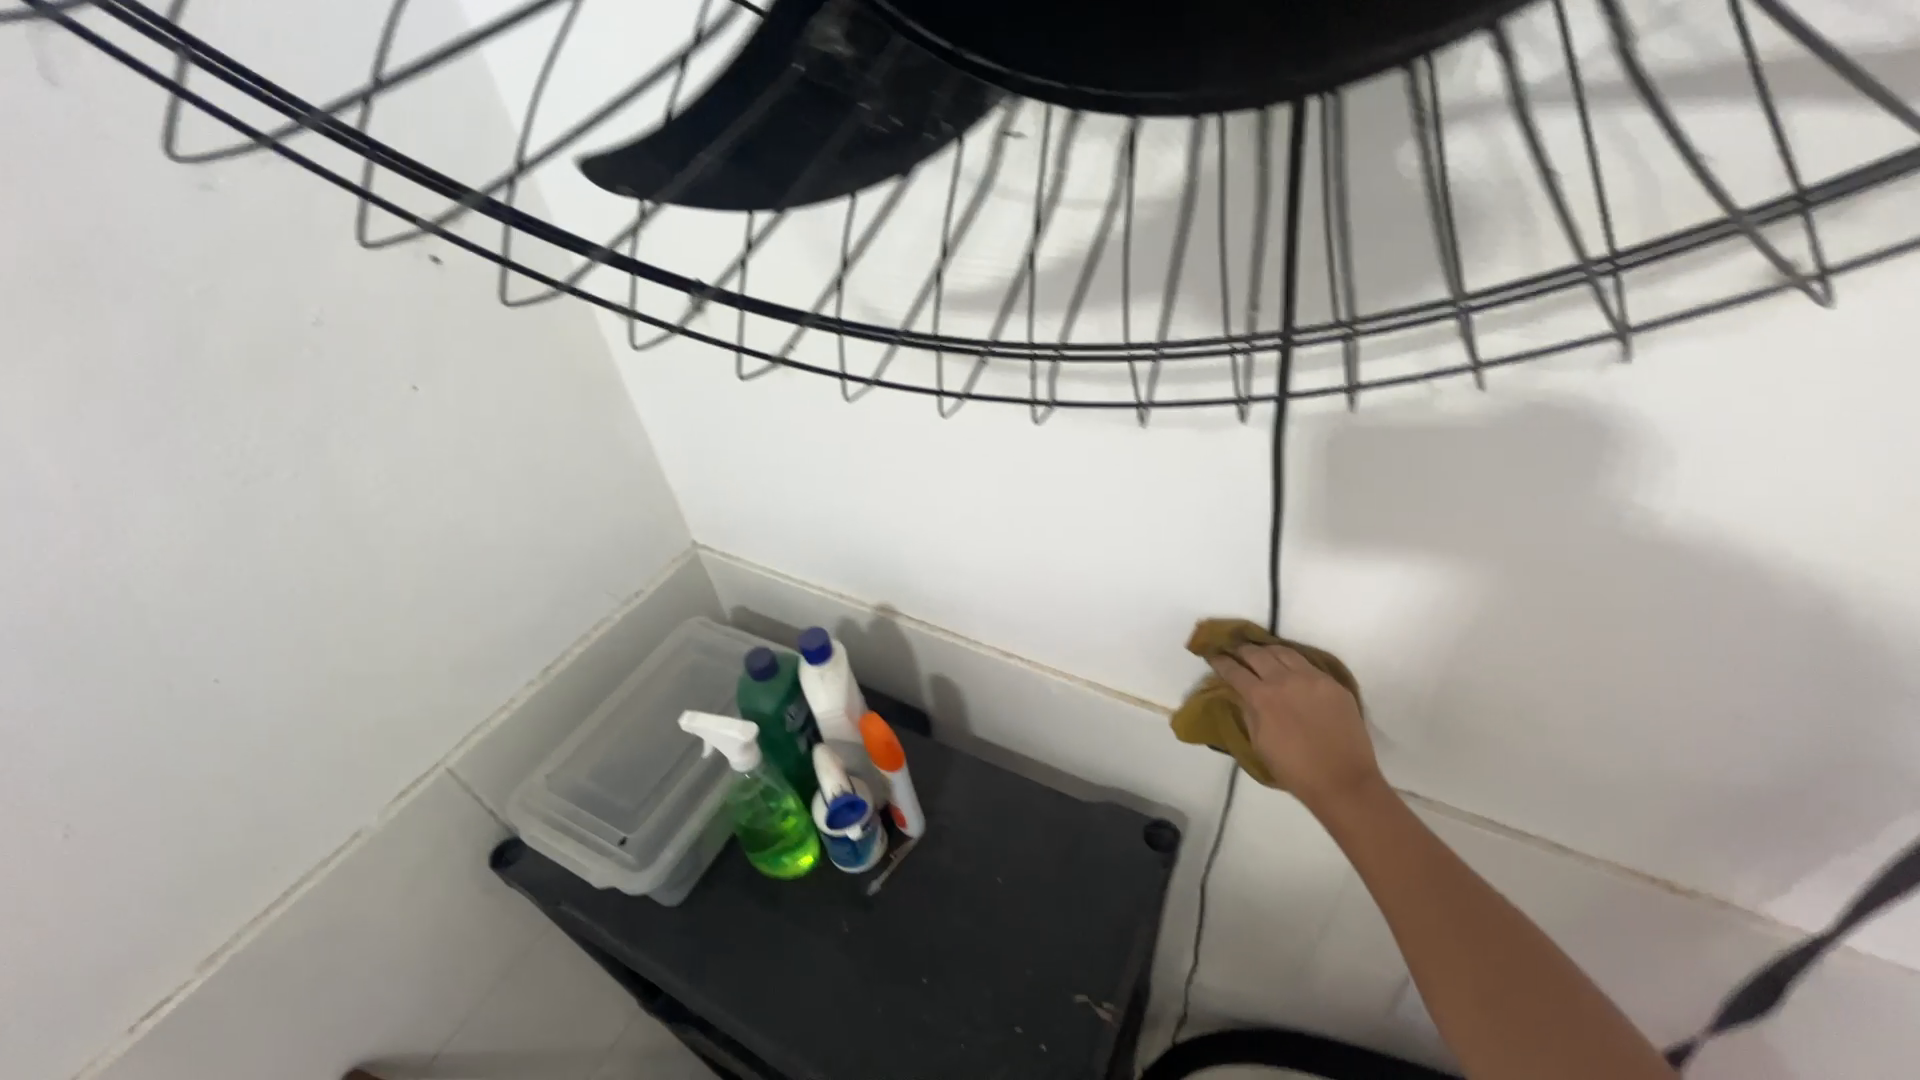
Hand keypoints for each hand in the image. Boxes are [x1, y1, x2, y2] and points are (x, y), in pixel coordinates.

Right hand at [1208, 644, 1384, 815]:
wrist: (1342, 780)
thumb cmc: (1294, 769)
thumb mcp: (1259, 743)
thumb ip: (1248, 713)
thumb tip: (1241, 695)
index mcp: (1262, 698)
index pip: (1234, 671)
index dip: (1220, 662)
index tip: (1212, 655)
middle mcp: (1285, 680)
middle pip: (1257, 654)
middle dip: (1241, 650)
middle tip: (1234, 650)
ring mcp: (1312, 678)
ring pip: (1284, 651)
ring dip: (1267, 650)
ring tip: (1260, 652)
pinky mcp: (1333, 683)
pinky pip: (1308, 663)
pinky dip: (1292, 661)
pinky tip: (1289, 666)